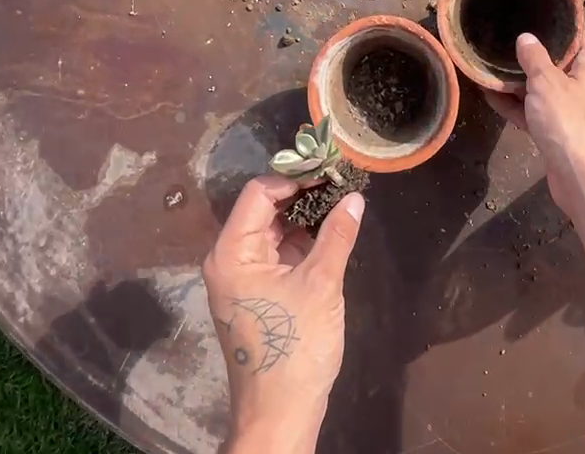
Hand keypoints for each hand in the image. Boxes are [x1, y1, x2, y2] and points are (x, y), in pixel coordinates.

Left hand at [203, 175, 364, 453]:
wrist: (280, 415)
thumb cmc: (296, 346)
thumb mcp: (321, 284)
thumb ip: (337, 234)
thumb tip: (355, 197)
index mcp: (232, 252)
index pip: (260, 193)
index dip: (294, 177)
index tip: (329, 170)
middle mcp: (229, 259)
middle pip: (264, 209)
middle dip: (302, 193)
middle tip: (339, 181)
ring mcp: (241, 278)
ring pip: (273, 230)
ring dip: (304, 215)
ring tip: (340, 200)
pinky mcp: (256, 294)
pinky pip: (277, 253)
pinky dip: (301, 240)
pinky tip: (330, 230)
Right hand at [484, 26, 584, 221]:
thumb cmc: (570, 124)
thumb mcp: (547, 83)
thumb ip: (534, 58)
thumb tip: (527, 38)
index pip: (582, 33)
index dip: (562, 21)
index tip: (537, 9)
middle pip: (560, 60)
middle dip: (533, 52)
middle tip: (506, 35)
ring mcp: (574, 110)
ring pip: (544, 88)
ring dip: (520, 81)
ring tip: (490, 64)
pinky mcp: (561, 132)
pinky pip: (537, 111)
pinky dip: (518, 105)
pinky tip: (490, 96)